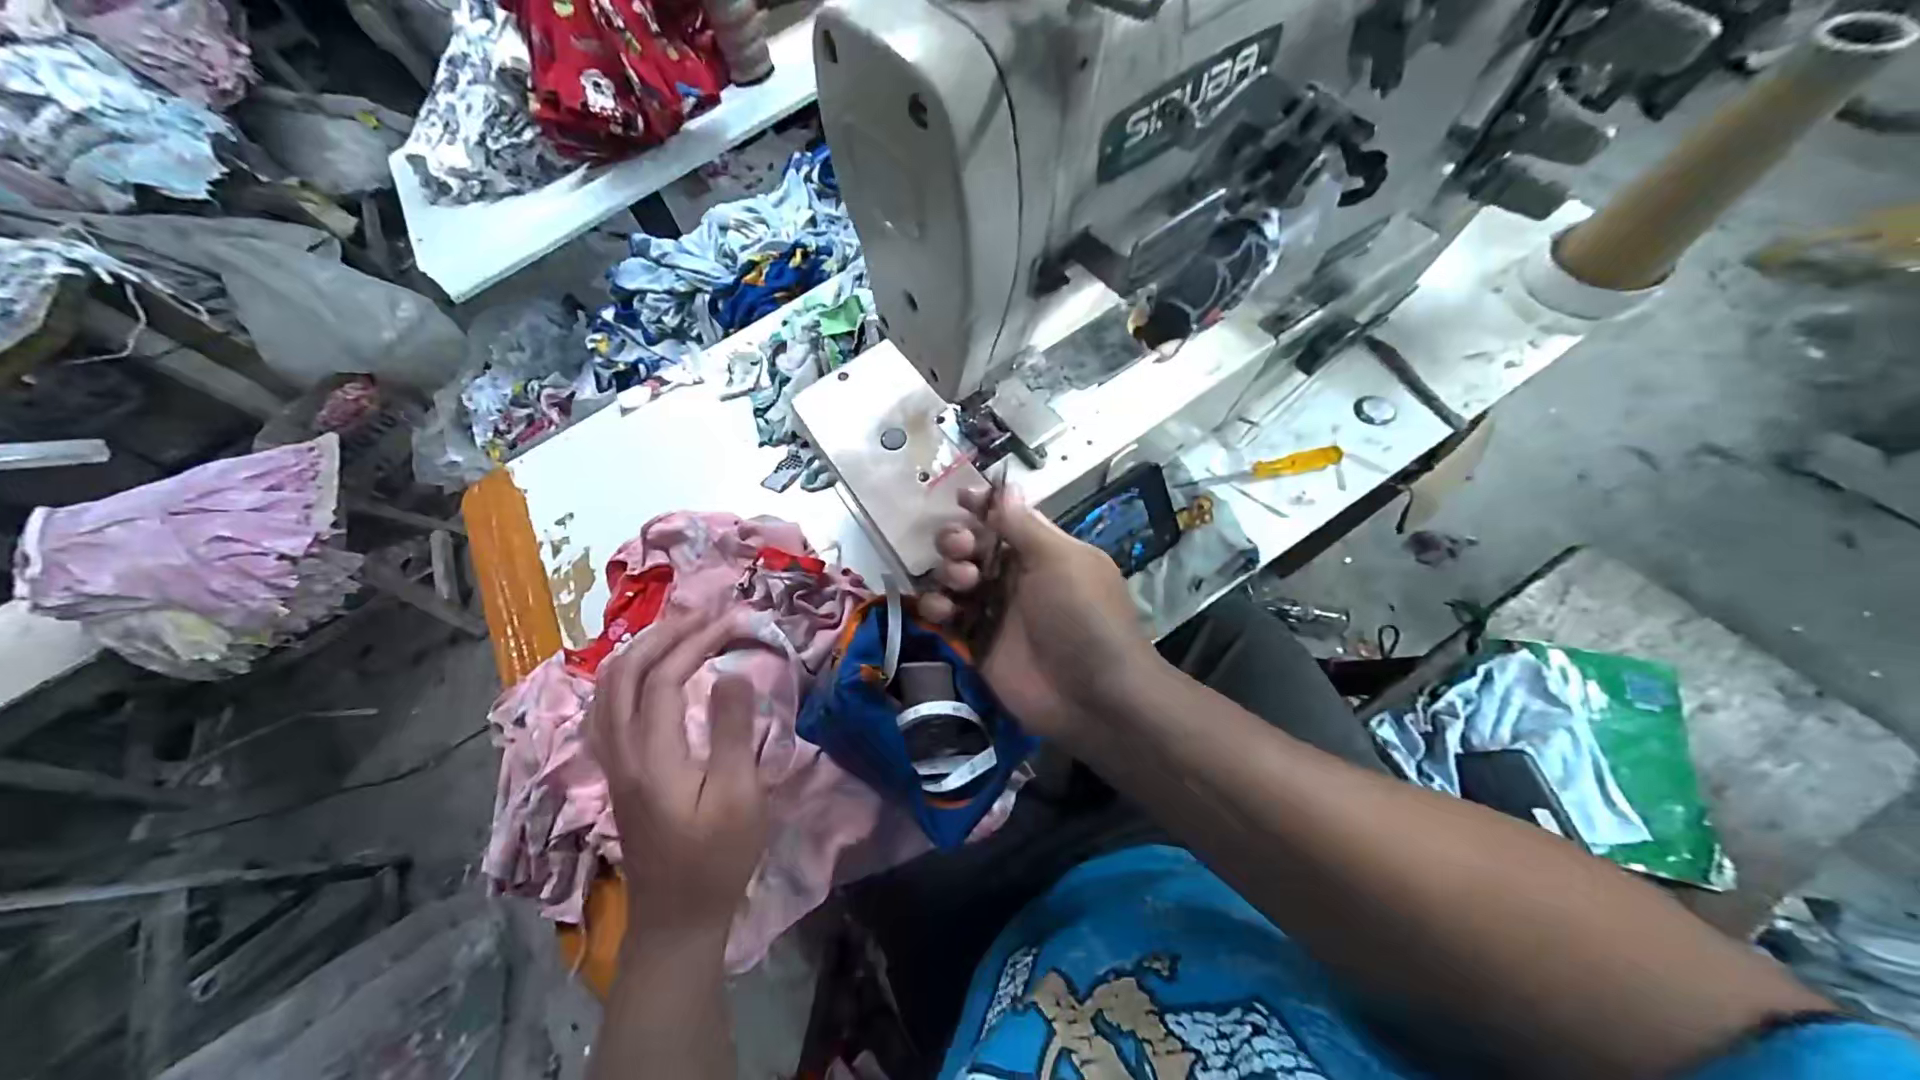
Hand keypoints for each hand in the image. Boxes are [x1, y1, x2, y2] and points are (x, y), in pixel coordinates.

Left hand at [586, 611, 766, 940]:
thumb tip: (730, 672)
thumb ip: (731, 731)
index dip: (697, 641)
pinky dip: (625, 677)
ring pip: (608, 689)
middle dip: (664, 634)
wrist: (678, 917)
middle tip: (704, 612)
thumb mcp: (738, 796)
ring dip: (641, 650)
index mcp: (651, 755)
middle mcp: (621, 751)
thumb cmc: (717, 858)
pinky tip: (645, 675)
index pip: (664, 678)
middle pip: (625, 674)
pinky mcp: (616, 773)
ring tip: (678, 630)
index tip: (733, 620)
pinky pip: (606, 710)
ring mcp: (613, 763)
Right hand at [919, 486, 1161, 746]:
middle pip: (971, 546)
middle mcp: (1015, 578)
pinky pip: (946, 617)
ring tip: (961, 583)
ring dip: (947, 571)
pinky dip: (936, 608)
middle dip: (958, 539)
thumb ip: (1024, 526)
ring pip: (953, 579)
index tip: (961, 498)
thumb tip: (1007, 487)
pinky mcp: (976, 643)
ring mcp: (994, 611)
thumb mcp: (1060, 560)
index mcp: (1041, 552)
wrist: (1092, 695)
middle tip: (963, 549)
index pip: (1005, 519)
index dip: (982, 507)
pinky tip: (941, 611)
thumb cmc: (1083, 616)